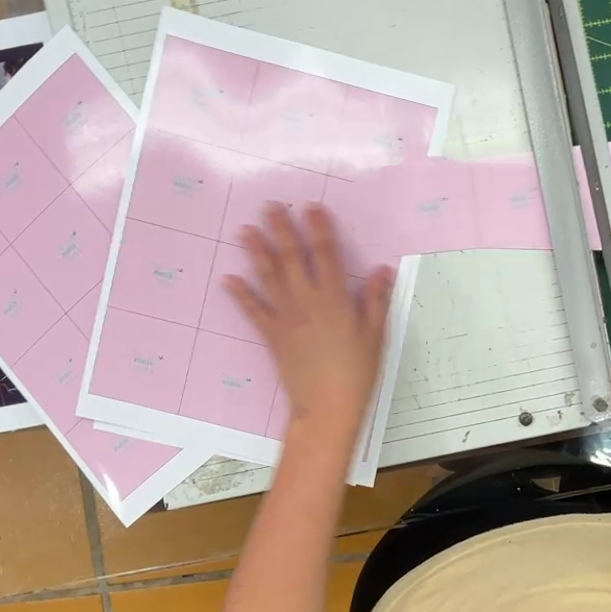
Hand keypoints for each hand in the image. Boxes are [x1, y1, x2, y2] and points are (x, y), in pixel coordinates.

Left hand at [227, 203, 396, 438]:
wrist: (327, 405)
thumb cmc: (357, 371)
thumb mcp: (376, 335)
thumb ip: (376, 300)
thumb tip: (382, 269)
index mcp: (336, 298)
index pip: (327, 254)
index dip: (319, 229)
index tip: (311, 208)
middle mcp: (308, 301)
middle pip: (293, 257)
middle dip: (281, 229)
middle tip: (270, 206)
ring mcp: (286, 317)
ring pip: (269, 277)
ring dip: (257, 252)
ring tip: (245, 230)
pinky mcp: (272, 335)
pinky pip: (253, 310)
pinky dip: (241, 294)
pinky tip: (228, 278)